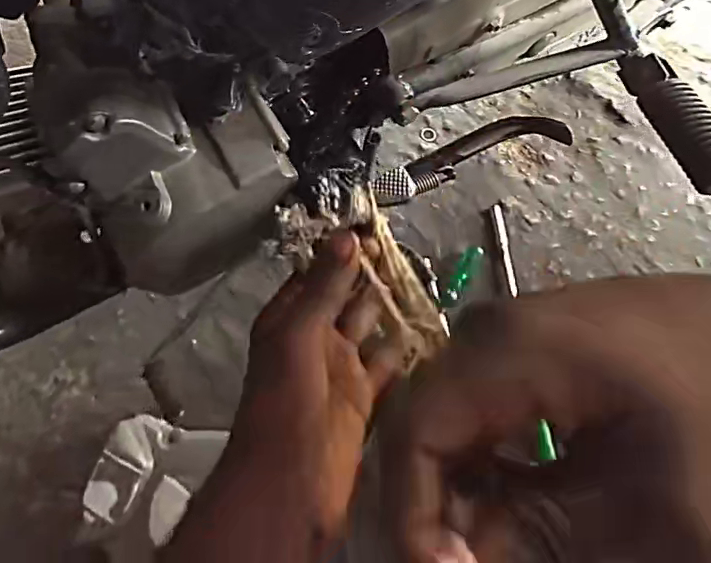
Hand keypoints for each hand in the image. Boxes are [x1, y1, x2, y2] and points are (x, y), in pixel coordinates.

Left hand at [163, 232, 404, 561]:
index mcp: (288, 318)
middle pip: (345, 295)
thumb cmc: (284, 401)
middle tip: (402, 244)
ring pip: (368, 325)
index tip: (371, 224)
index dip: (340, 249)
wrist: (289, 485)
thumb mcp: (299, 334)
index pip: (316, 272)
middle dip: (368, 271)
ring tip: (419, 275)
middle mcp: (314, 337)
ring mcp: (340, 368)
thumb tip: (346, 236)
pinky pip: (386, 364)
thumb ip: (323, 286)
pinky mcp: (364, 398)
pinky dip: (403, 347)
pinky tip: (426, 327)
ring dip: (389, 304)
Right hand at [386, 275, 710, 562]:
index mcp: (508, 350)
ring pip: (445, 425)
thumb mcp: (658, 511)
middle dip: (436, 515)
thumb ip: (548, 545)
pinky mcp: (517, 350)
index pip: (415, 431)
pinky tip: (525, 515)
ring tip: (509, 549)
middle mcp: (485, 333)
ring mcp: (499, 336)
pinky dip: (485, 474)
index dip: (413, 518)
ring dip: (460, 500)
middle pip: (421, 427)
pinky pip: (475, 415)